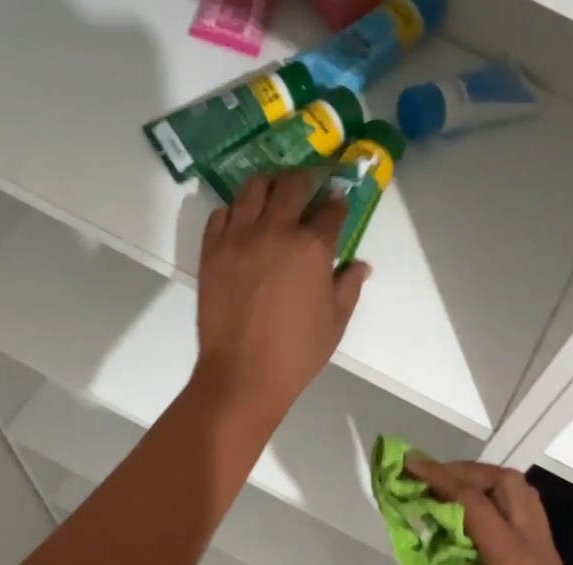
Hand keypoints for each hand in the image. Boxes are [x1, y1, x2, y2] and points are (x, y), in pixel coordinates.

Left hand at [193, 171, 368, 418]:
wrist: (242, 373)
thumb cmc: (296, 353)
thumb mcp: (335, 322)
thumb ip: (348, 287)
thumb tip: (360, 266)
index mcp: (313, 247)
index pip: (331, 209)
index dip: (337, 204)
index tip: (337, 204)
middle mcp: (276, 230)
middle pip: (291, 184)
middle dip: (304, 181)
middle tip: (307, 189)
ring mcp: (239, 236)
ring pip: (253, 188)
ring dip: (268, 187)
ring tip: (273, 198)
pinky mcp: (212, 249)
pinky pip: (221, 213)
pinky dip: (235, 213)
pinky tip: (242, 226)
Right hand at [407, 459, 572, 564]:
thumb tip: (450, 546)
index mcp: (512, 558)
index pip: (474, 502)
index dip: (440, 478)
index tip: (412, 466)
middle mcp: (536, 547)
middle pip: (509, 484)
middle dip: (470, 473)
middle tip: (435, 480)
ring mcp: (546, 555)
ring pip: (522, 497)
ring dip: (486, 487)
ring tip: (449, 495)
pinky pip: (524, 520)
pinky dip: (496, 509)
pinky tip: (468, 524)